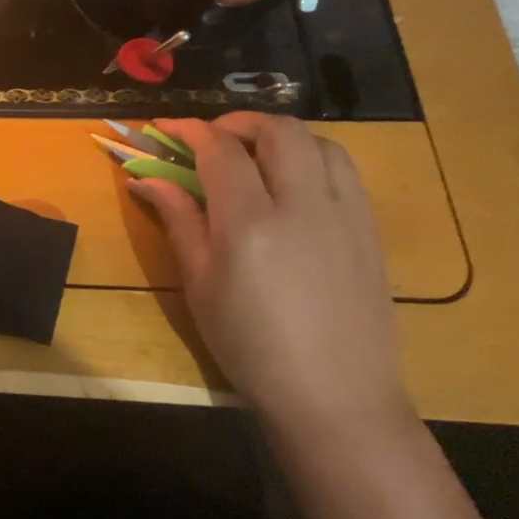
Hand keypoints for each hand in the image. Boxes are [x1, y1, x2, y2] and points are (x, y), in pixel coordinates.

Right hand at [133, 113, 410, 435]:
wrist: (334, 395)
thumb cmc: (248, 342)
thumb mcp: (198, 282)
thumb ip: (178, 220)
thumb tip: (147, 178)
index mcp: (250, 222)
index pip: (221, 149)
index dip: (190, 130)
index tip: (165, 130)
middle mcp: (304, 207)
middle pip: (280, 132)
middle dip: (239, 123)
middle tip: (209, 139)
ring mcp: (347, 217)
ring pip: (322, 144)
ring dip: (282, 138)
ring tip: (253, 157)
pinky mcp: (371, 232)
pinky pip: (346, 173)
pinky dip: (313, 160)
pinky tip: (290, 186)